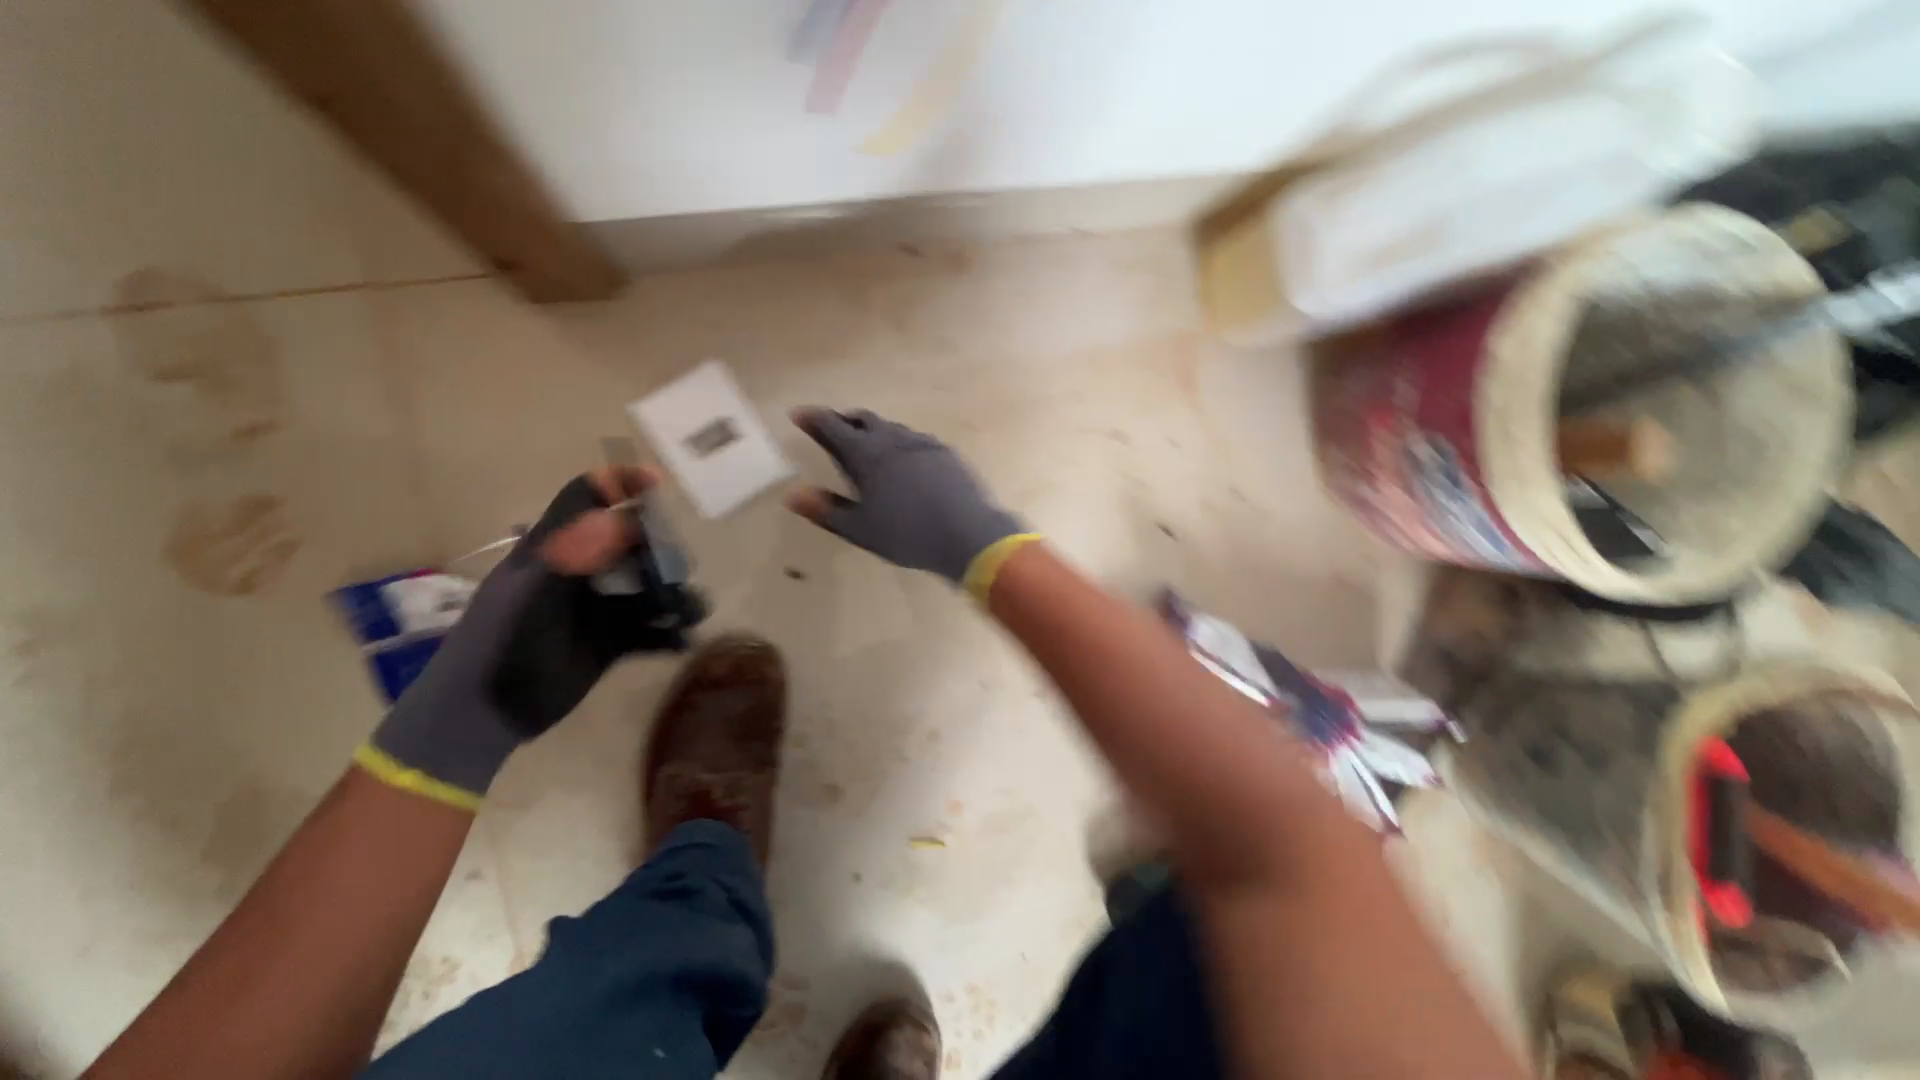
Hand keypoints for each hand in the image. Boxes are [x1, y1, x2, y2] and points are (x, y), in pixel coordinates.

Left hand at [360, 467, 698, 808]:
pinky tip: (682, 640)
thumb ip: (577, 551)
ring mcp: (594, 610)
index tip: (656, 486)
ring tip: (690, 611)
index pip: (586, 499)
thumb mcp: (533, 589)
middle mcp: (577, 573)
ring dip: (673, 595)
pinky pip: (647, 631)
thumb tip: (626, 519)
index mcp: (552, 551)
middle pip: (629, 544)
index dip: (618, 485)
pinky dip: (668, 633)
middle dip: (660, 551)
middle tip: (677, 570)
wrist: (482, 711)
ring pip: (645, 590)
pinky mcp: (607, 646)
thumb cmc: (501, 642)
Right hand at [786, 408, 1029, 588]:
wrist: (970, 534)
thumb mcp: (860, 530)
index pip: (833, 426)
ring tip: (866, 443)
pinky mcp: (946, 453)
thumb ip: (825, 510)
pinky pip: (915, 439)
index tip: (798, 414)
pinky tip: (904, 459)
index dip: (814, 419)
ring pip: (891, 428)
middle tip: (832, 427)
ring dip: (874, 430)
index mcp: (867, 454)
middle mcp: (894, 439)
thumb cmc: (908, 534)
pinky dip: (899, 442)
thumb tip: (791, 494)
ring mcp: (924, 444)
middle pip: (864, 420)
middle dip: (844, 420)